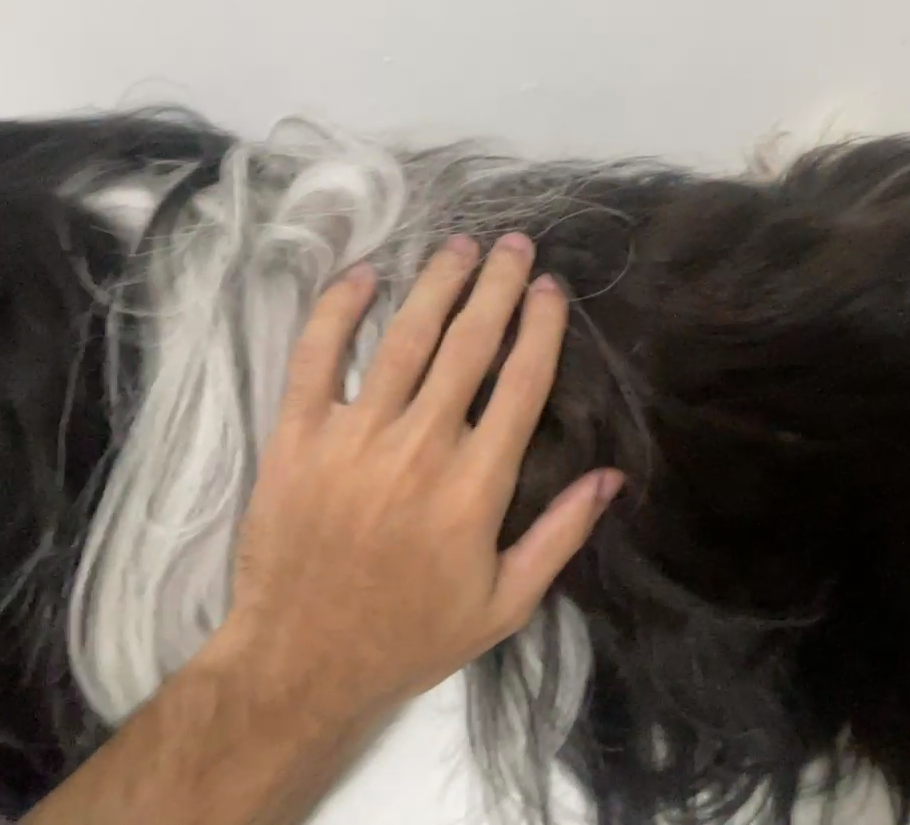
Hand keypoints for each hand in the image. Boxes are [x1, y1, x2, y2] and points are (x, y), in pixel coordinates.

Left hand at [196, 232, 623, 719]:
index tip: (550, 288)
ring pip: (404, 339)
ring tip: (459, 246)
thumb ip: (562, 534)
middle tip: (514, 244)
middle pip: (469, 346)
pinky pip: (314, 358)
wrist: (300, 664)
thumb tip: (612, 477)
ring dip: (436, 285)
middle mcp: (420, 446)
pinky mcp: (297, 437)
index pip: (521, 384)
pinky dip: (336, 311)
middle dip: (496, 286)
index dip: (540, 327)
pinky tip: (363, 276)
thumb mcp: (506, 603)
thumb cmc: (412, 634)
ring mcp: (354, 436)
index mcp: (475, 486)